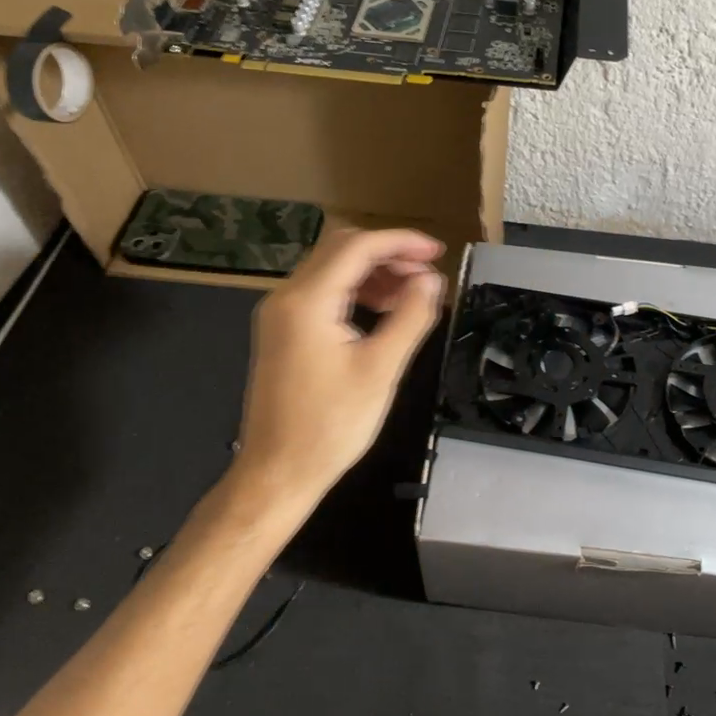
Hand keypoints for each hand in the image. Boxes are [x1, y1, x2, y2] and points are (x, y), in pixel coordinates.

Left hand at [235, 229, 445, 503]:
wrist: (277, 473)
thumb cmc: (330, 426)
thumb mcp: (380, 370)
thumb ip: (409, 317)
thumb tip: (432, 280)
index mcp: (307, 301)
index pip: (357, 247)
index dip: (401, 242)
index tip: (438, 252)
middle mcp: (287, 297)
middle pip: (340, 249)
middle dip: (388, 253)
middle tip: (427, 272)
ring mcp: (280, 315)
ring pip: (331, 270)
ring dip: (373, 272)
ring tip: (412, 293)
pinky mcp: (283, 332)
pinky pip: (321, 293)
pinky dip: (354, 291)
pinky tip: (382, 311)